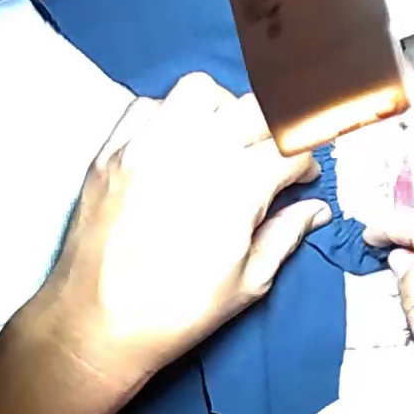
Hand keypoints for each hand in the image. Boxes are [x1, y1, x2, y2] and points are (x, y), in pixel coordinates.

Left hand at [23, 74, 330, 411]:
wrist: (98, 322)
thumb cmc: (179, 312)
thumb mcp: (248, 282)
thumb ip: (286, 235)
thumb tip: (315, 210)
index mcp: (238, 188)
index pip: (290, 149)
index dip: (307, 163)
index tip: (304, 179)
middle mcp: (195, 152)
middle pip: (255, 108)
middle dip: (278, 129)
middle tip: (275, 155)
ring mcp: (148, 144)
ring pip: (201, 91)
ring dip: (226, 109)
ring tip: (227, 140)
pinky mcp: (113, 149)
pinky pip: (150, 105)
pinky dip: (174, 116)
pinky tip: (181, 146)